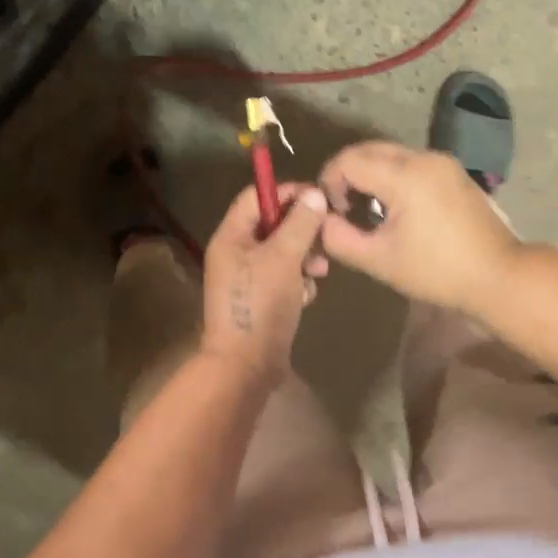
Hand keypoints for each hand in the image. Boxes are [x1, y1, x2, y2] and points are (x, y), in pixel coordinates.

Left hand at [200, 183, 330, 382]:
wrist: (246, 365)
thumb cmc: (260, 304)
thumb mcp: (283, 258)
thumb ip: (300, 224)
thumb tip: (314, 193)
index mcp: (231, 236)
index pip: (256, 196)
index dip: (287, 192)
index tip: (319, 198)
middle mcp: (235, 253)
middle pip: (273, 224)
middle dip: (302, 230)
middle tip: (326, 237)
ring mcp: (247, 278)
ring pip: (282, 252)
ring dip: (304, 257)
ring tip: (319, 271)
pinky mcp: (261, 299)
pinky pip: (284, 278)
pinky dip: (298, 282)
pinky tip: (306, 296)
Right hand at [318, 141, 522, 313]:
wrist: (500, 276)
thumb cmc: (437, 271)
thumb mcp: (379, 261)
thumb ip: (339, 238)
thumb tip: (322, 221)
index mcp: (404, 175)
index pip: (348, 160)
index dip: (329, 182)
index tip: (332, 212)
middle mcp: (423, 158)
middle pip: (368, 150)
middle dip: (347, 174)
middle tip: (343, 208)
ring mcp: (442, 163)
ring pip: (390, 154)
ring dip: (369, 175)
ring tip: (366, 211)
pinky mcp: (453, 172)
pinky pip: (410, 163)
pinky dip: (392, 177)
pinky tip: (394, 209)